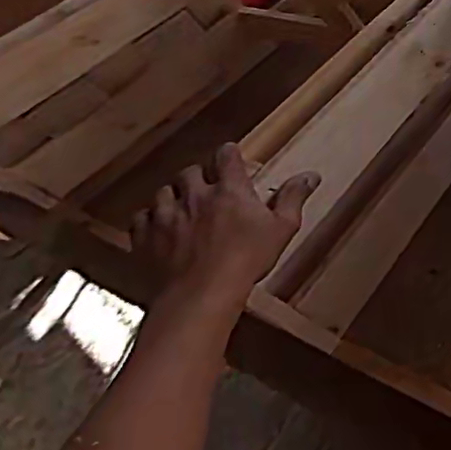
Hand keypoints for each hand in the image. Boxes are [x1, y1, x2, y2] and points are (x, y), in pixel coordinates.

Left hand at [130, 143, 318, 306]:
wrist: (200, 295)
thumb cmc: (248, 259)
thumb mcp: (282, 228)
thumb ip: (293, 198)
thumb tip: (310, 175)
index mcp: (229, 190)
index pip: (226, 156)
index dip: (229, 154)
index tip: (232, 157)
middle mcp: (194, 196)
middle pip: (189, 172)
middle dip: (199, 176)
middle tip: (208, 188)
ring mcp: (165, 217)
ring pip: (162, 192)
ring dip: (173, 196)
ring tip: (183, 207)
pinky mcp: (143, 239)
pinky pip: (140, 218)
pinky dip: (150, 218)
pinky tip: (160, 227)